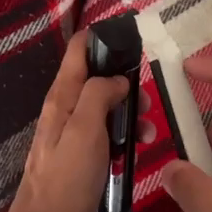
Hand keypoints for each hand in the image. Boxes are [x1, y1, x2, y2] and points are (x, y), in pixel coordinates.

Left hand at [9, 30, 157, 211]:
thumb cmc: (67, 175)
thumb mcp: (85, 128)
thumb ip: (99, 93)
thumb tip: (118, 78)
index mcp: (63, 92)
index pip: (80, 46)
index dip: (103, 36)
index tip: (131, 41)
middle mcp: (66, 105)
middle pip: (97, 76)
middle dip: (125, 82)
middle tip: (146, 100)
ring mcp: (72, 130)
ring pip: (105, 105)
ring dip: (129, 111)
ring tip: (148, 131)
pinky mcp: (81, 154)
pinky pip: (105, 131)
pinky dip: (123, 134)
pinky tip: (137, 148)